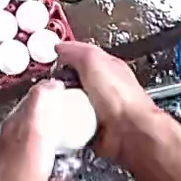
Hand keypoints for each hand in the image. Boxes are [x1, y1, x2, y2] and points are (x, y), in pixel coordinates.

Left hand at [0, 80, 71, 180]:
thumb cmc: (20, 177)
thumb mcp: (35, 131)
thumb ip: (42, 104)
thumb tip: (52, 82)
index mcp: (17, 121)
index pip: (40, 95)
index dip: (61, 94)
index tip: (80, 98)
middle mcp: (17, 137)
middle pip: (48, 119)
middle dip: (67, 125)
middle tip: (80, 131)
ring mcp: (23, 157)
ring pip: (51, 143)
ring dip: (65, 151)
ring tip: (71, 159)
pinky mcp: (29, 176)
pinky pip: (51, 165)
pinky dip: (60, 170)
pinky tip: (61, 179)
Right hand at [54, 42, 156, 161]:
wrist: (129, 132)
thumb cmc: (121, 97)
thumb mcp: (93, 61)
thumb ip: (76, 52)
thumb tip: (61, 48)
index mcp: (109, 68)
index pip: (84, 57)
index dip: (67, 56)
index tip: (52, 59)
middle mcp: (106, 89)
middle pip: (75, 83)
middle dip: (61, 84)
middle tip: (51, 85)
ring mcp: (100, 111)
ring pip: (72, 104)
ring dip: (63, 105)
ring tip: (57, 104)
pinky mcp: (93, 130)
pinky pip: (72, 125)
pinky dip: (66, 124)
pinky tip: (64, 121)